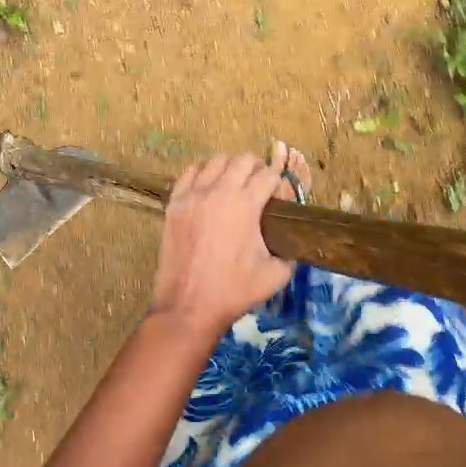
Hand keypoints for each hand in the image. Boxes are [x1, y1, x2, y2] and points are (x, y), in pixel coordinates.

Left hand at [148, 153, 292, 337]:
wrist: (188, 306)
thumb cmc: (233, 291)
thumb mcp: (275, 276)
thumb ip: (289, 253)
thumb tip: (290, 242)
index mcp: (246, 205)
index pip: (268, 176)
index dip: (278, 183)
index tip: (279, 198)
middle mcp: (219, 191)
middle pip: (243, 160)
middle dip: (257, 169)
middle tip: (260, 186)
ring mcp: (193, 195)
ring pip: (215, 161)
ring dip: (230, 167)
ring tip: (235, 183)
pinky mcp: (175, 203)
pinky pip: (190, 173)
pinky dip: (203, 173)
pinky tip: (208, 186)